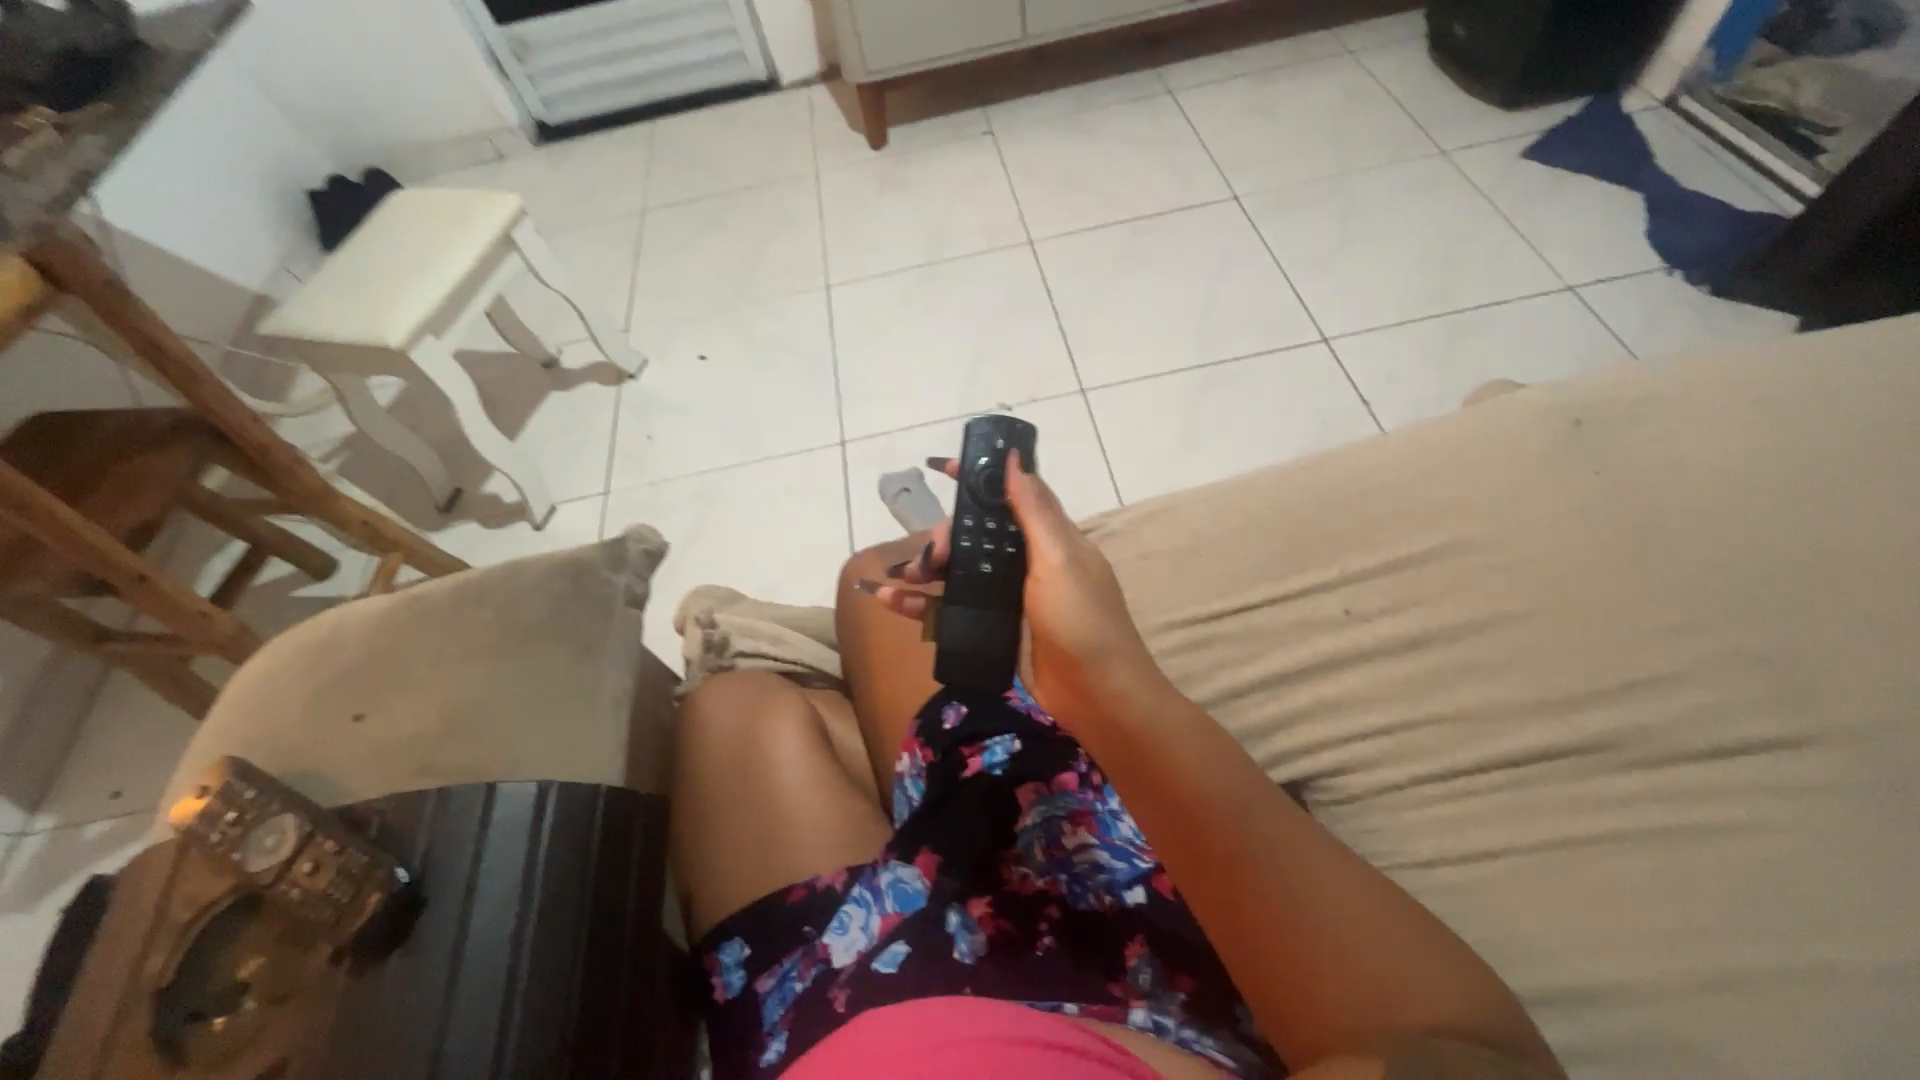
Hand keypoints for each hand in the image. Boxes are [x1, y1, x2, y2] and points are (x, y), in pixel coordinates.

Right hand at [865, 452, 1170, 727]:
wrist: (1095, 695)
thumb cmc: (1083, 621)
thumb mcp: (1060, 559)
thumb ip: (1034, 510)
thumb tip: (1013, 457)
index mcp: (1048, 539)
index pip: (1009, 498)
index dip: (977, 482)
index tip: (942, 468)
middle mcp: (1026, 564)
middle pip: (974, 538)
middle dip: (945, 538)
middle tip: (930, 559)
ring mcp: (1007, 600)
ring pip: (957, 573)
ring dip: (926, 569)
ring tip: (902, 576)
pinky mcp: (992, 630)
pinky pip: (949, 610)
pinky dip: (919, 605)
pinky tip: (888, 601)